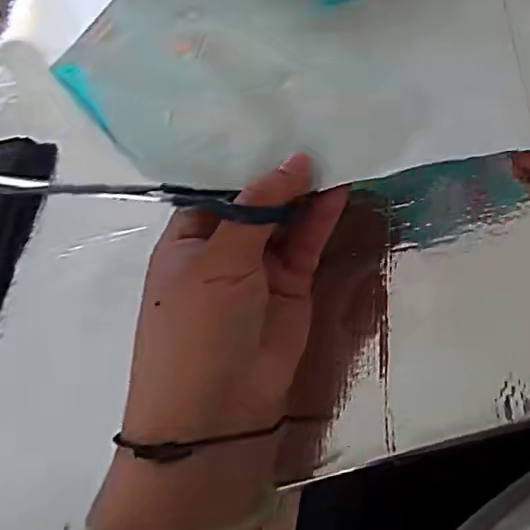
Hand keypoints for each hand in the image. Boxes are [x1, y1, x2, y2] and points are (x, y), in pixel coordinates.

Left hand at [89, 155, 348, 529]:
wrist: (218, 406)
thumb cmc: (195, 329)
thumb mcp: (218, 262)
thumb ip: (258, 207)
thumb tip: (296, 158)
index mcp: (188, 240)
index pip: (217, 188)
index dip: (246, 159)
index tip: (278, 123)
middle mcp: (225, 246)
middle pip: (258, 198)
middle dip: (284, 170)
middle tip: (317, 128)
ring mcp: (261, 262)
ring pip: (289, 215)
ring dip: (309, 189)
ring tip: (337, 151)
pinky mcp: (294, 277)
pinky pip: (310, 237)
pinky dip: (325, 213)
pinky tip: (341, 186)